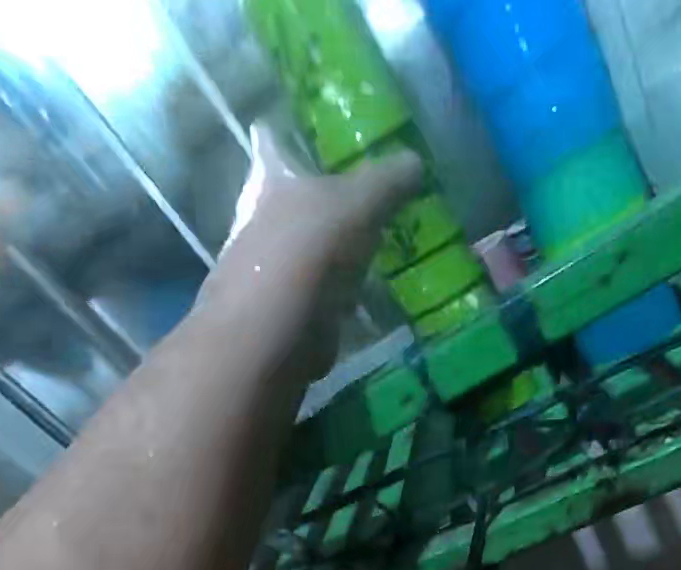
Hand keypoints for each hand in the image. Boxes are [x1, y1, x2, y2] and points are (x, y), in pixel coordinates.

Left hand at [189, 124, 423, 379]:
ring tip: (383, 241)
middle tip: (372, 194)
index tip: (326, 135)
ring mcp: (276, 260)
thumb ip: (387, 182)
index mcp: (271, 175)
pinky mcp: (293, 301)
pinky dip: (346, 284)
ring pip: (311, 240)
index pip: (272, 136)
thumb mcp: (359, 205)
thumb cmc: (309, 249)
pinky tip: (375, 287)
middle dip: (326, 192)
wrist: (279, 328)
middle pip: (293, 192)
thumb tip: (416, 161)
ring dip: (339, 242)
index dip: (293, 130)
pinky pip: (324, 283)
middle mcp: (264, 213)